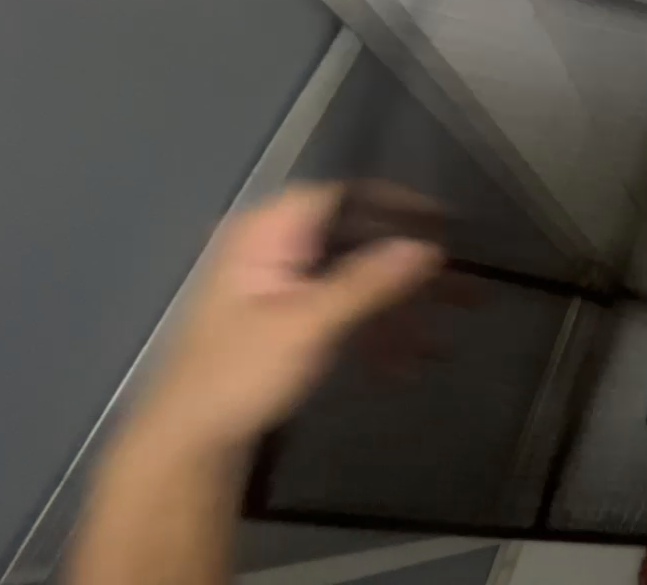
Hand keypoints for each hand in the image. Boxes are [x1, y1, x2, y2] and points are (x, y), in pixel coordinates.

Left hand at [132, 183, 443, 457]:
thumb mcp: (309, 325)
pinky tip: (404, 367)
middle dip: (412, 271)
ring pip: (359, 280)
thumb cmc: (238, 375)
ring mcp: (283, 284)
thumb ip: (369, 281)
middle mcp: (277, 247)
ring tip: (444, 342)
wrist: (183, 449)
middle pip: (360, 241)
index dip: (398, 203)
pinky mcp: (289, 318)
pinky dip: (375, 333)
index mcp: (269, 232)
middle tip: (463, 287)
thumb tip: (430, 247)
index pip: (345, 196)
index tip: (446, 222)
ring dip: (402, 310)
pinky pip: (345, 310)